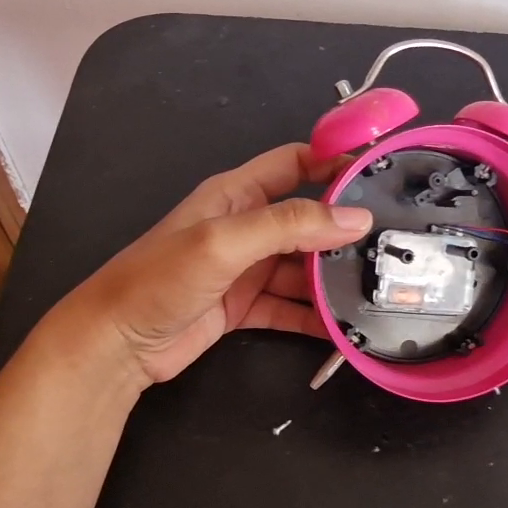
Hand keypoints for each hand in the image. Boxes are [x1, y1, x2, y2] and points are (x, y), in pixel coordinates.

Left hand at [42, 143, 371, 390]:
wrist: (115, 344)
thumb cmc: (161, 279)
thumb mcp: (224, 242)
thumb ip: (289, 225)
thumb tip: (356, 217)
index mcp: (236, 194)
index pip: (295, 163)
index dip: (334, 163)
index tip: (379, 176)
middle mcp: (245, 226)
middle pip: (306, 219)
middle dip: (344, 230)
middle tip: (392, 243)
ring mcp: (246, 269)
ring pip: (302, 267)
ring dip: (334, 278)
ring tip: (378, 288)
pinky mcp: (244, 307)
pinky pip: (290, 306)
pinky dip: (314, 315)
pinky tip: (345, 327)